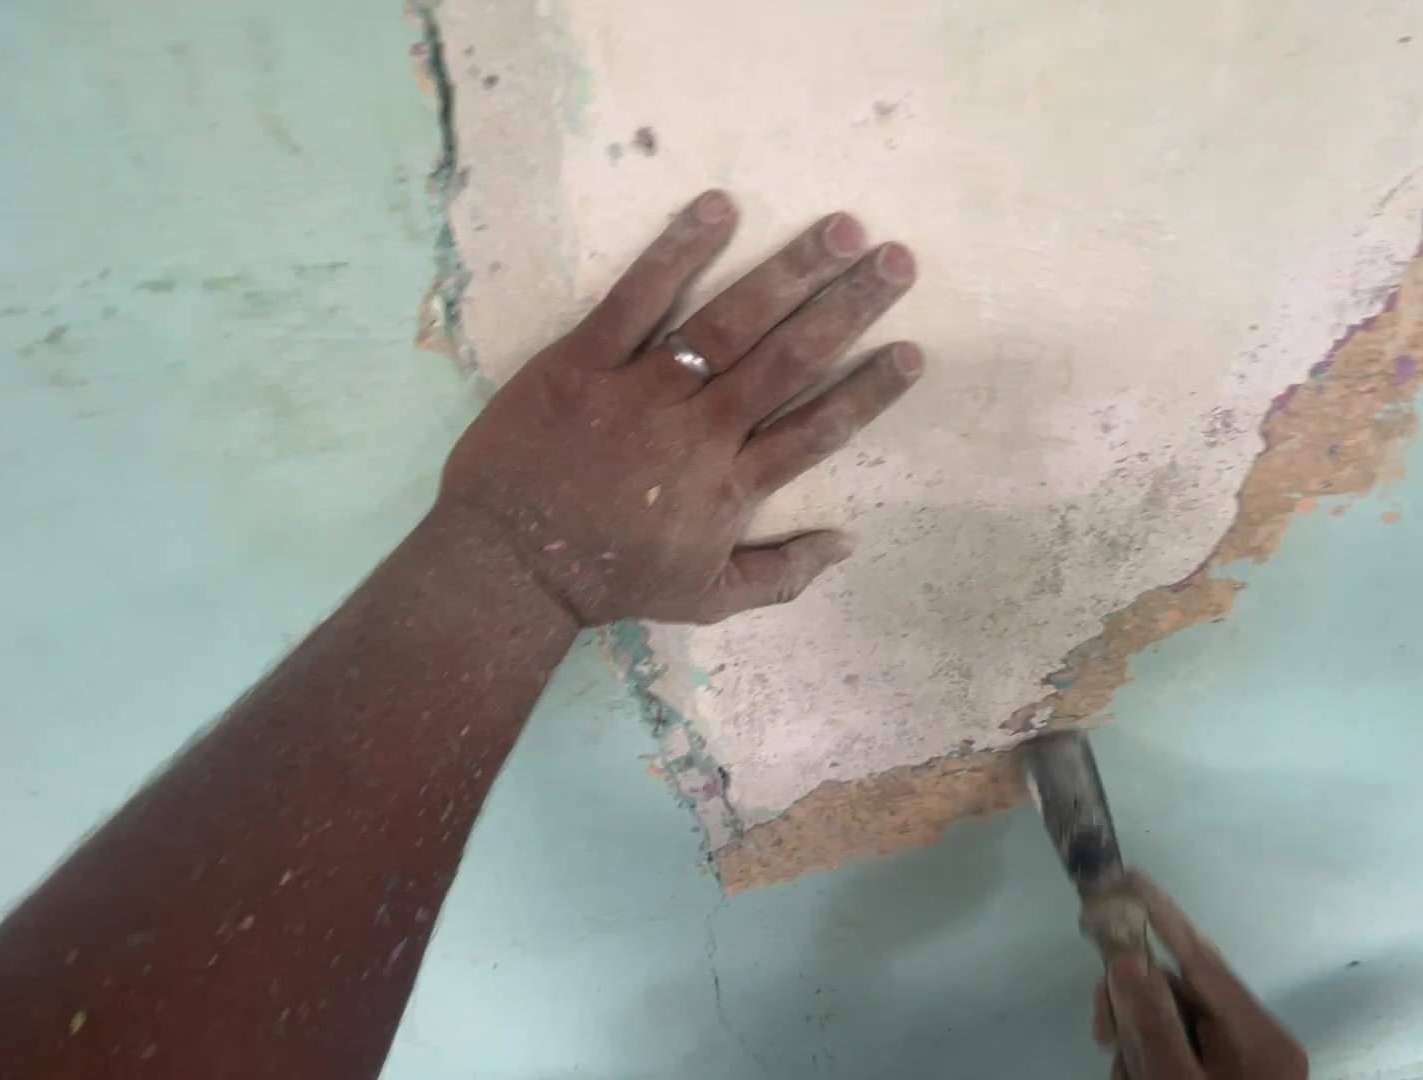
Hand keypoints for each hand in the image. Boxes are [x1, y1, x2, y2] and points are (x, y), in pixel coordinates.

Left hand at [438, 190, 921, 626]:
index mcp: (734, 485)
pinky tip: (720, 207)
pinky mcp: (584, 361)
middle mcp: (702, 429)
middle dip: (849, 309)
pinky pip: (635, 299)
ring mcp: (643, 389)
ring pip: (729, 321)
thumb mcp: (709, 599)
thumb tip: (848, 545)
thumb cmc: (615, 580)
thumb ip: (783, 575)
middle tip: (897, 262)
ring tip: (840, 229)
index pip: (819, 429)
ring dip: (789, 272)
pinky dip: (676, 252)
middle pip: (789, 360)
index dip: (869, 391)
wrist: (510, 566)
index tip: (912, 352)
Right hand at [1093, 875, 1308, 1079]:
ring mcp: (1243, 1061)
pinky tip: (1134, 1078)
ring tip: (1121, 1073)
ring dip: (1136, 1034)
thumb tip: (1126, 955)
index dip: (1159, 914)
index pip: (1198, 956)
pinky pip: (1177, 1045)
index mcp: (1257, 1034)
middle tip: (1098, 1028)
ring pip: (1173, 1017)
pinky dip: (1148, 1056)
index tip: (1125, 877)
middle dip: (1133, 997)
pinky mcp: (1226, 1078)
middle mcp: (1255, 1038)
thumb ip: (1151, 1021)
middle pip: (1180, 986)